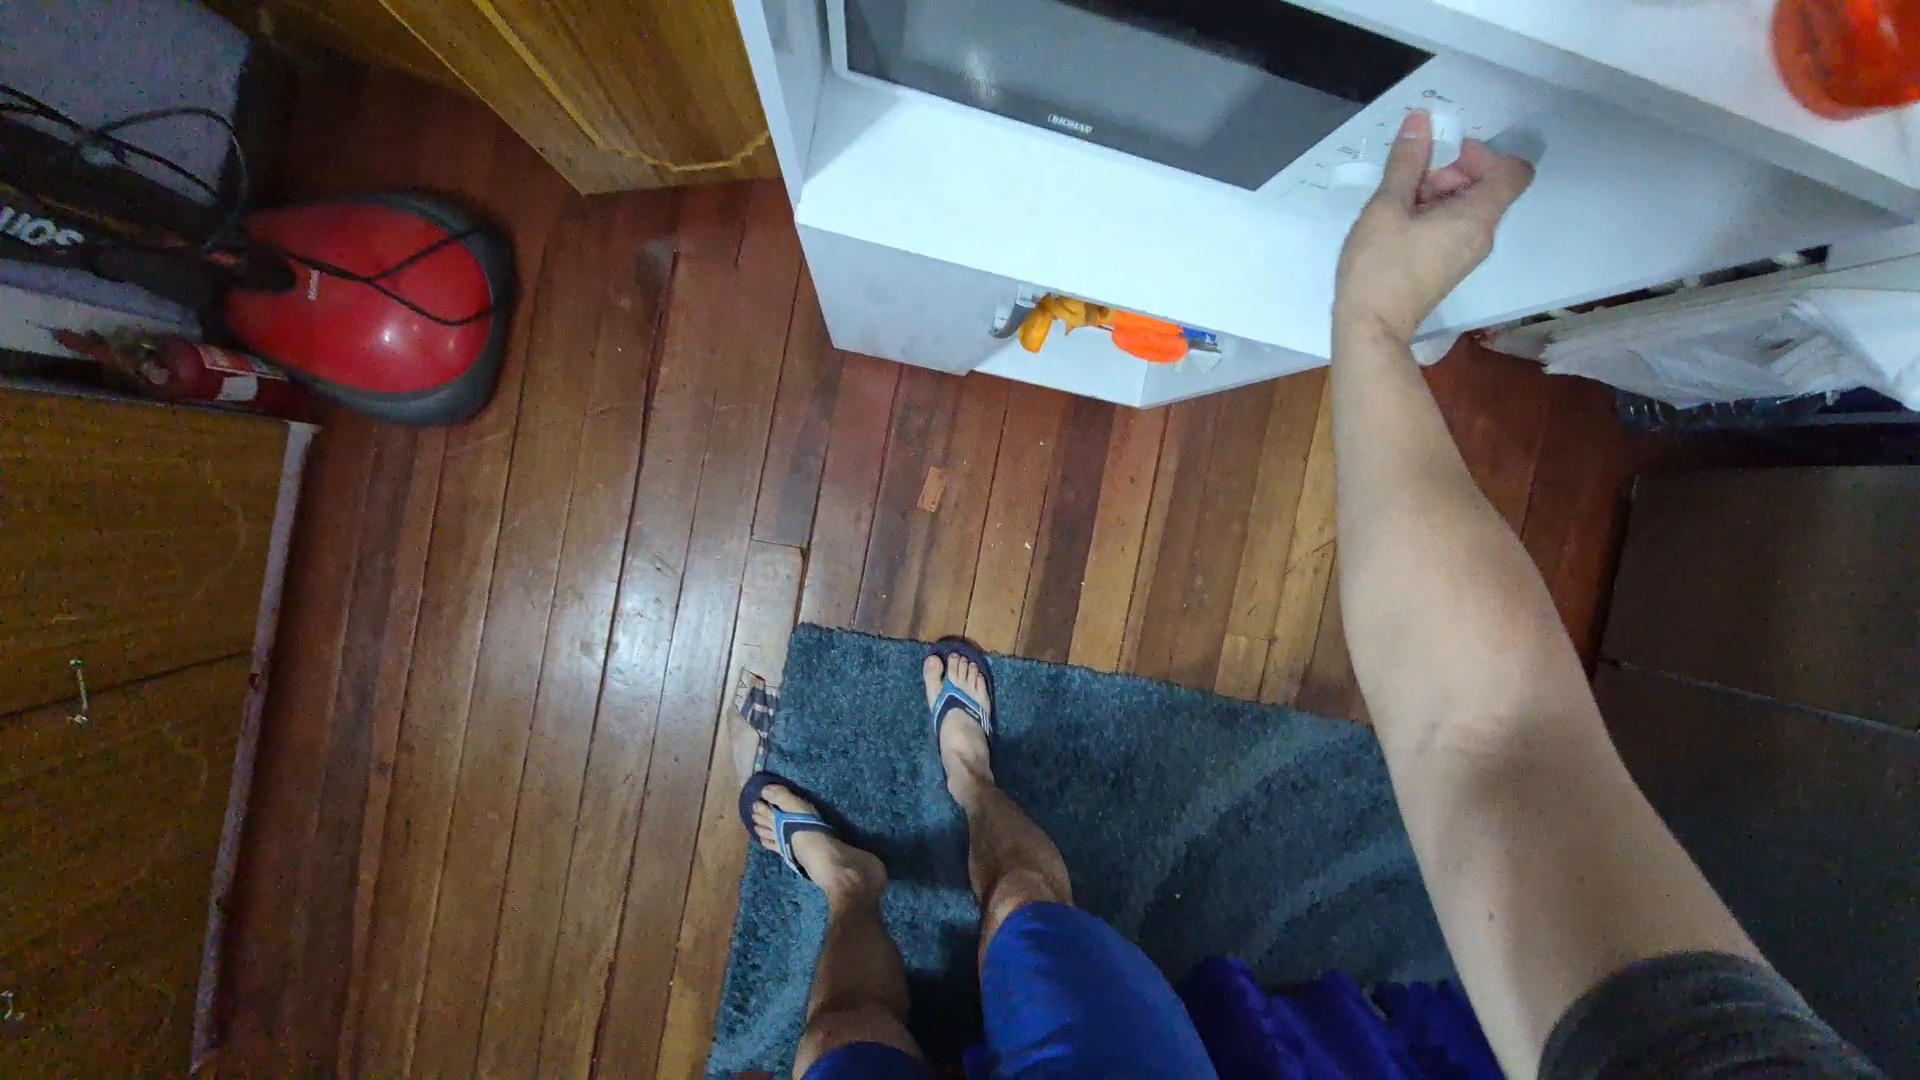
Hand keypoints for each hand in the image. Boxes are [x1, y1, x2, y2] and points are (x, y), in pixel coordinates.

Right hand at [1334, 109, 1534, 343]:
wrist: (1369, 330)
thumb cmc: (1378, 268)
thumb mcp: (1386, 209)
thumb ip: (1406, 163)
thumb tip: (1421, 119)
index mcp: (1477, 216)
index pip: (1512, 170)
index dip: (1481, 154)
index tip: (1441, 158)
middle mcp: (1482, 236)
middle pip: (1485, 188)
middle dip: (1449, 174)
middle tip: (1408, 182)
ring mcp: (1464, 258)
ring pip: (1465, 211)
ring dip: (1435, 198)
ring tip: (1394, 209)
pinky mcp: (1445, 272)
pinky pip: (1451, 233)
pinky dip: (1430, 221)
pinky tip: (1394, 231)